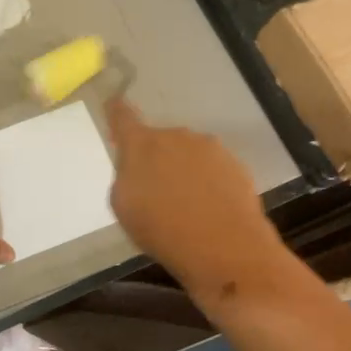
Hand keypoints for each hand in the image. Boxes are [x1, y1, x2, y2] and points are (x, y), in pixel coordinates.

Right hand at [106, 97, 283, 296]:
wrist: (222, 247)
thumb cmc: (160, 228)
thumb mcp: (123, 205)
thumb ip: (126, 177)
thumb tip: (136, 168)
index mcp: (141, 145)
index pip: (123, 118)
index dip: (116, 111)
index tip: (114, 103)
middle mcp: (176, 136)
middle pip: (159, 140)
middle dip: (155, 158)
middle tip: (154, 191)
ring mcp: (210, 148)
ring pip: (188, 154)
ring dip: (183, 170)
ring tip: (185, 206)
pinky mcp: (236, 165)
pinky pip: (212, 169)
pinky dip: (207, 183)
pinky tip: (207, 210)